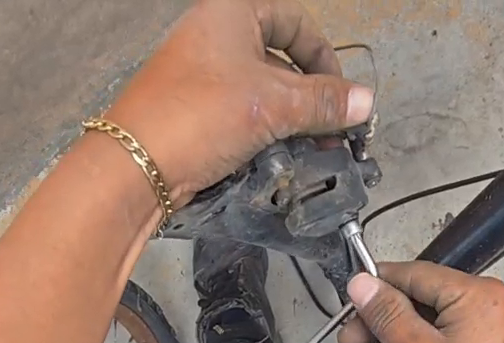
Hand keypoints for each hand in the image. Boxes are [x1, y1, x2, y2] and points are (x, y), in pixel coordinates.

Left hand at [105, 0, 372, 204]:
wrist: (136, 165)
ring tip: (309, 157)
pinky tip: (278, 163)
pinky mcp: (194, 115)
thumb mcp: (272, 105)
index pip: (296, 22)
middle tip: (331, 138)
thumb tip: (367, 102)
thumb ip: (322, 103)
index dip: (325, 59)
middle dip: (310, 102)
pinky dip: (263, 139)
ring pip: (261, 96)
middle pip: (280, 62)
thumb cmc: (201, 116)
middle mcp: (215, 37)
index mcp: (232, 11)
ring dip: (289, 125)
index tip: (341, 99)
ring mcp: (202, 77)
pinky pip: (241, 119)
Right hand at [338, 263, 503, 342]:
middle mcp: (492, 307)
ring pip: (431, 320)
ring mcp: (491, 332)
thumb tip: (363, 285)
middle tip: (352, 337)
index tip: (351, 300)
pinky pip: (444, 339)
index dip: (377, 287)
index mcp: (481, 296)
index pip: (417, 274)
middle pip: (423, 297)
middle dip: (383, 319)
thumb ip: (385, 312)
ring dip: (396, 336)